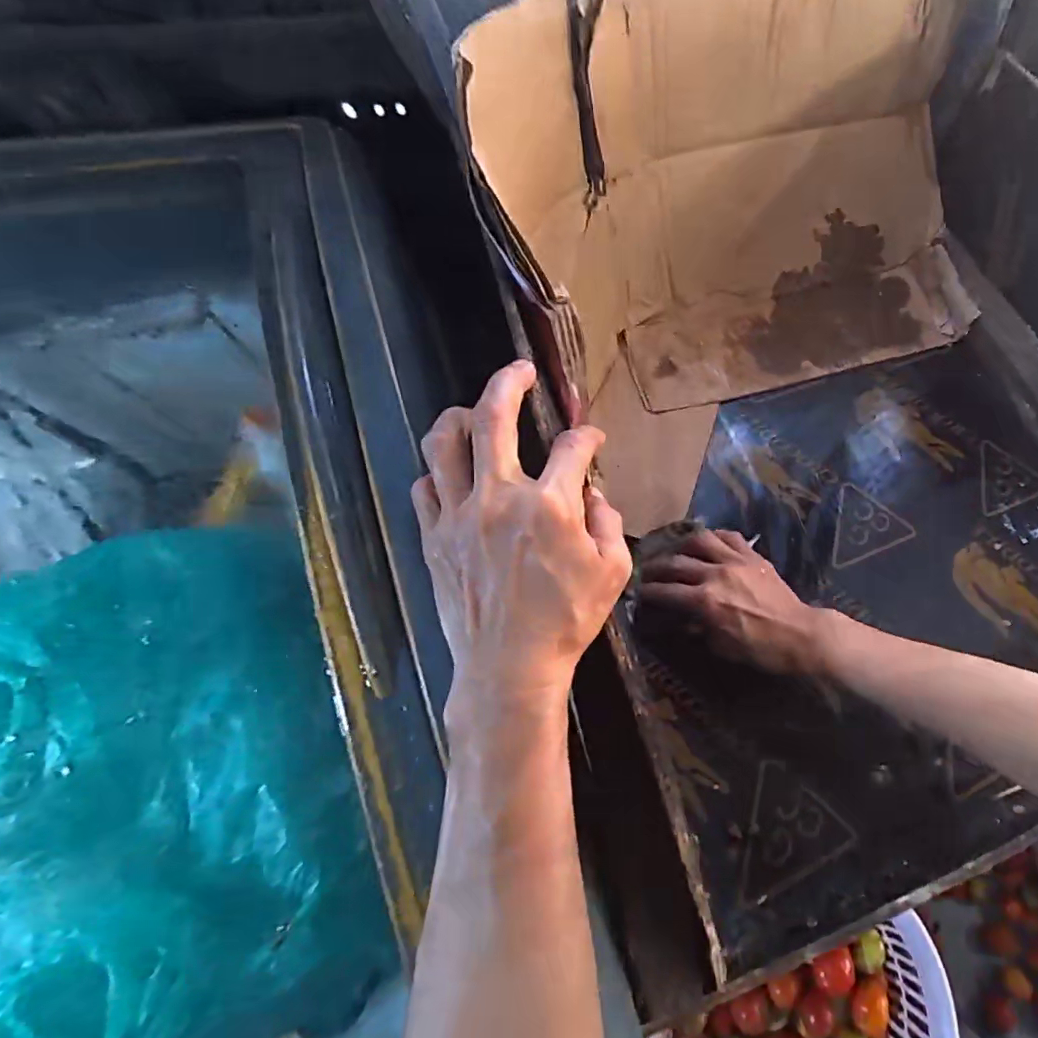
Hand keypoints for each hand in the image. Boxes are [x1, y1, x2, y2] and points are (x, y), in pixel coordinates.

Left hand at [412, 360, 631, 733]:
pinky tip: (449, 475)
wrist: (509, 667)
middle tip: (518, 370)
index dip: (587, 436)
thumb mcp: (613, 572)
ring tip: (469, 411)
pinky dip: (437, 473)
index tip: (592, 437)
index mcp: (550, 504)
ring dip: (457, 416)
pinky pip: (424, 488)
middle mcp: (499, 497)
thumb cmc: (567, 622)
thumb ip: (609, 523)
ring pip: (443, 443)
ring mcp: (459, 515)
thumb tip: (593, 496)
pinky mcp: (434, 538)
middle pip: (493, 417)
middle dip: (508, 382)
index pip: (572, 448)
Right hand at [639, 530, 832, 675]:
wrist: (800, 635)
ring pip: (700, 540)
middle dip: (655, 568)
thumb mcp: (722, 646)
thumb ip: (697, 628)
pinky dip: (714, 536)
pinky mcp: (753, 556)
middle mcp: (716, 574)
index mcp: (705, 601)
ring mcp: (736, 560)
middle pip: (675, 563)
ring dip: (681, 545)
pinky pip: (729, 536)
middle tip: (646, 572)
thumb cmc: (760, 649)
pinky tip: (707, 542)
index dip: (647, 592)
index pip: (665, 592)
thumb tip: (678, 618)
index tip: (637, 592)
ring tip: (675, 552)